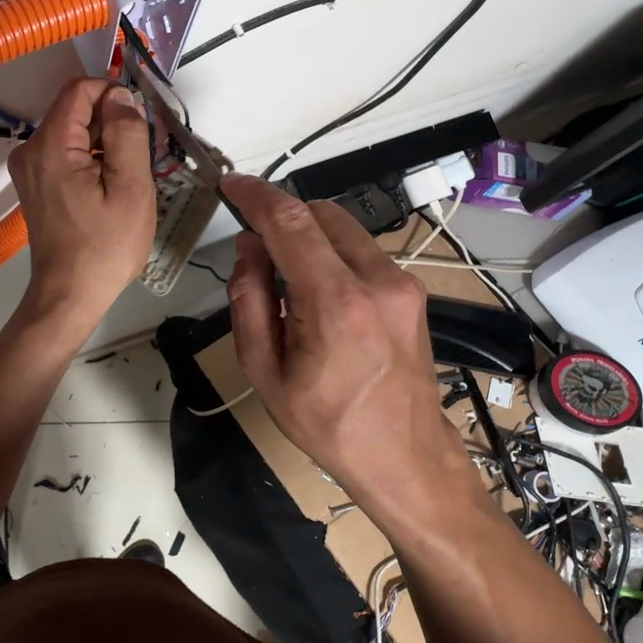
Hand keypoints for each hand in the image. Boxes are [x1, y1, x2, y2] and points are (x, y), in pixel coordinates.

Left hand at [6, 78, 154, 332]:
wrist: (69, 295)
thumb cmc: (104, 247)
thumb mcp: (130, 188)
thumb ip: (126, 134)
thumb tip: (120, 96)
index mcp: (50, 145)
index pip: (79, 89)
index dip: (113, 95)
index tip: (139, 125)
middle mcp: (29, 149)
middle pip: (75, 110)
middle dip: (110, 124)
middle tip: (137, 162)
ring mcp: (27, 168)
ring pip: (72, 132)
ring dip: (102, 145)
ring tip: (123, 182)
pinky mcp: (33, 184)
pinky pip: (64, 153)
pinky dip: (88, 161)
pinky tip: (106, 191)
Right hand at [220, 174, 461, 499]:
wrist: (406, 460)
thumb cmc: (327, 424)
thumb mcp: (263, 369)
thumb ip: (249, 299)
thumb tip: (249, 247)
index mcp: (336, 304)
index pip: (291, 223)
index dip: (256, 196)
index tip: (230, 183)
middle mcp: (378, 282)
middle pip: (320, 214)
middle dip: (281, 214)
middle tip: (250, 241)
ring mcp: (403, 284)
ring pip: (343, 228)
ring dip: (305, 233)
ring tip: (280, 275)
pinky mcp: (412, 292)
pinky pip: (360, 250)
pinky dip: (328, 252)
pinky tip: (312, 289)